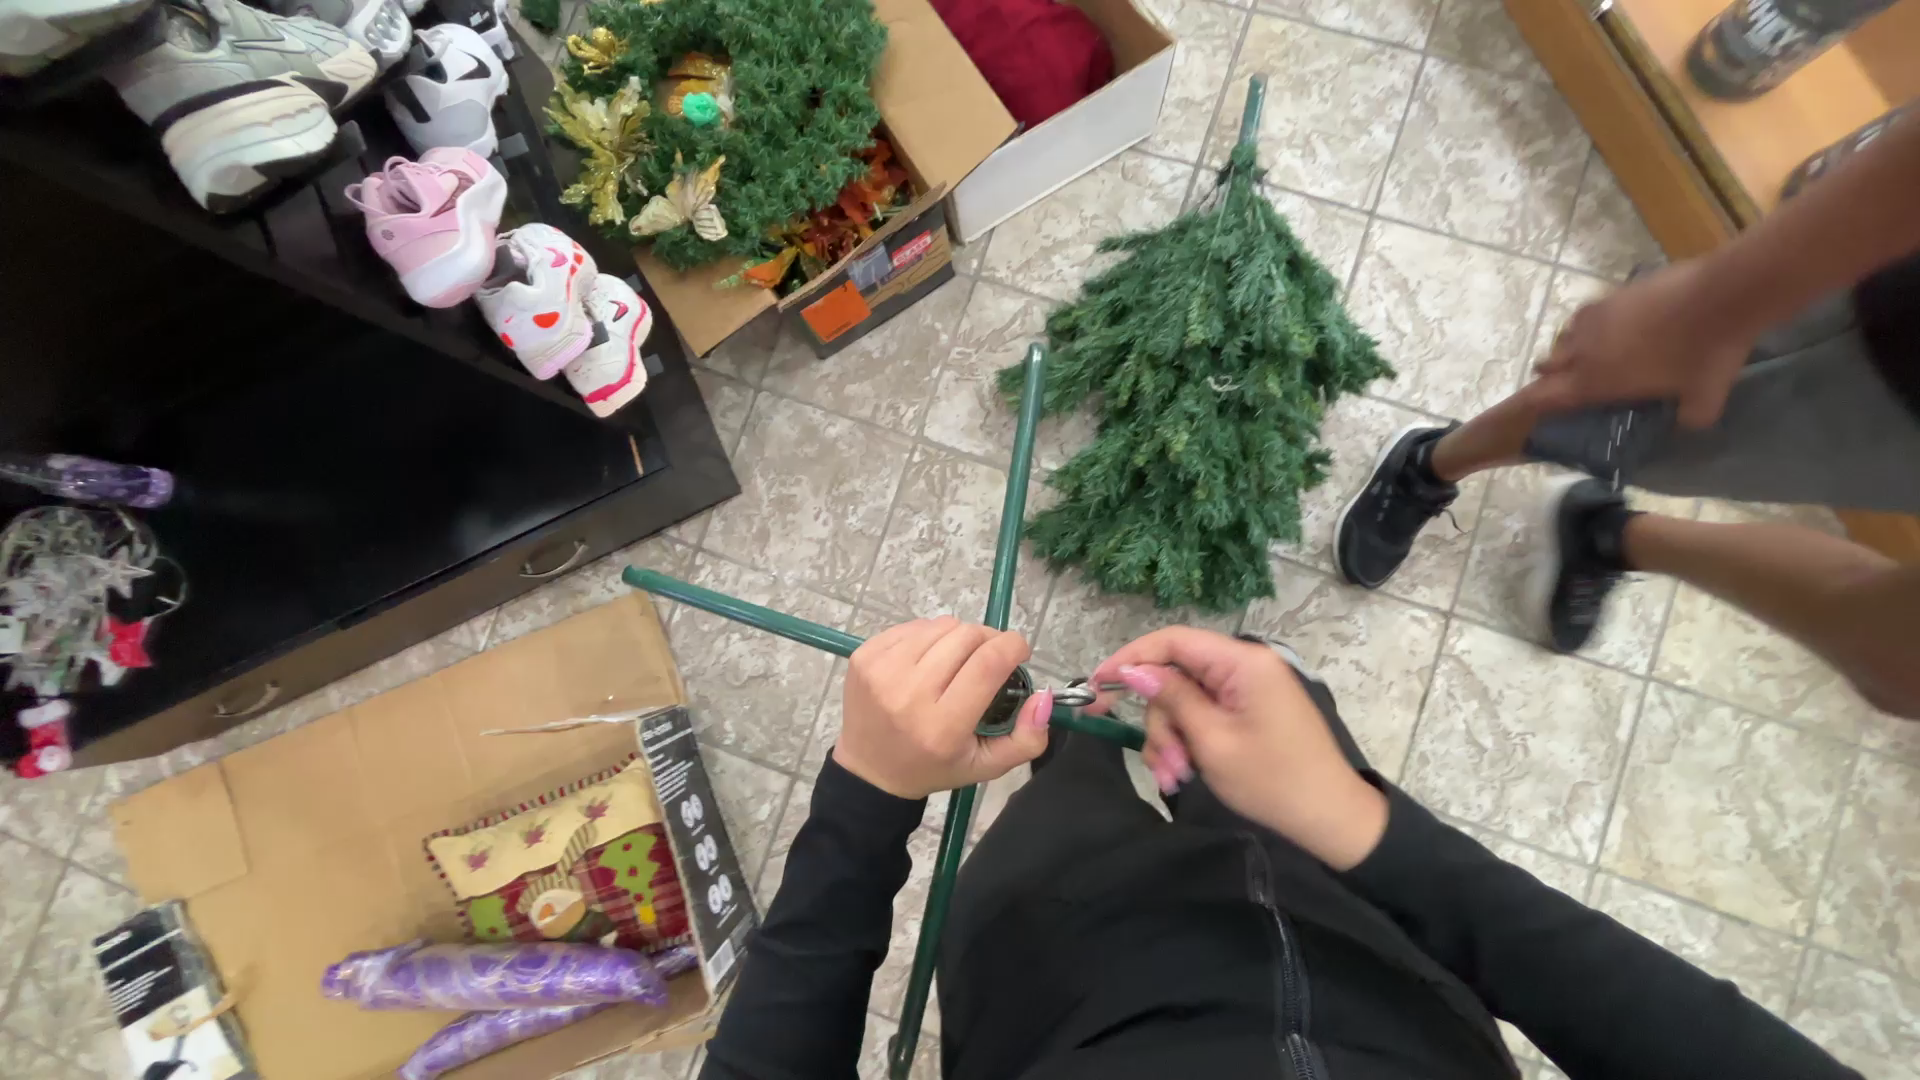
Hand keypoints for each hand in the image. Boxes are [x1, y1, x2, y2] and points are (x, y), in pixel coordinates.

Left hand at [833, 617, 1049, 798]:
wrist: (869, 770)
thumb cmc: (933, 766)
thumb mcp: (985, 766)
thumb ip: (1026, 739)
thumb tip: (1043, 696)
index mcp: (942, 726)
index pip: (987, 664)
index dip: (1013, 646)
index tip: (1020, 651)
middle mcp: (908, 694)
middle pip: (966, 637)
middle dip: (989, 639)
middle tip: (990, 658)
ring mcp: (881, 671)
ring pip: (941, 625)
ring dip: (959, 636)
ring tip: (957, 660)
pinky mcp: (865, 656)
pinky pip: (913, 626)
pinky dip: (929, 636)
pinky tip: (928, 659)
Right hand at [1088, 628, 1387, 869]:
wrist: (1333, 821)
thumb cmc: (1274, 781)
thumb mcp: (1213, 741)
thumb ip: (1172, 698)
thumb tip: (1133, 670)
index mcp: (1242, 662)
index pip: (1172, 641)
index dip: (1130, 658)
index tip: (1097, 684)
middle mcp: (1244, 665)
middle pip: (1176, 677)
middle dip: (1161, 722)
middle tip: (1162, 765)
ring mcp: (1247, 688)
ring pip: (1184, 701)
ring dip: (1172, 739)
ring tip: (1175, 777)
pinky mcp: (1248, 709)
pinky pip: (1203, 714)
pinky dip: (1189, 742)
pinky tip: (1185, 772)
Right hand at [1525, 259, 1754, 429]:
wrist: (1723, 294)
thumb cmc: (1707, 350)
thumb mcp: (1707, 393)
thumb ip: (1692, 415)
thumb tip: (1688, 426)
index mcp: (1593, 382)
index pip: (1541, 398)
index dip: (1534, 404)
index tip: (1541, 408)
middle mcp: (1580, 354)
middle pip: (1544, 366)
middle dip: (1553, 374)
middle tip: (1573, 377)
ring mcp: (1590, 323)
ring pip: (1562, 340)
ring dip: (1569, 348)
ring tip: (1591, 349)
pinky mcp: (1606, 298)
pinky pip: (1582, 316)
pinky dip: (1588, 324)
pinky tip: (1608, 323)